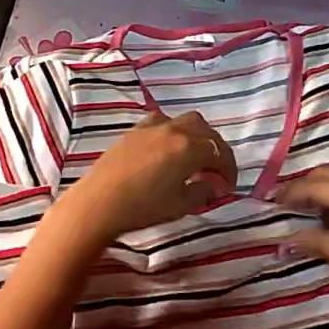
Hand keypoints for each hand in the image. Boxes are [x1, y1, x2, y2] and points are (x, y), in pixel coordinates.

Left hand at [53, 112, 236, 244]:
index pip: (220, 153)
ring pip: (185, 121)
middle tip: (215, 171)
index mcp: (190, 148)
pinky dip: (174, 131)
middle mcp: (174, 130)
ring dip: (196, 136)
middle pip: (206, 131)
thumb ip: (202, 191)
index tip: (228, 187)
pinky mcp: (133, 131)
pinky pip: (162, 122)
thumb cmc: (143, 207)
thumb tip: (213, 185)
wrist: (99, 202)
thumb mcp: (180, 205)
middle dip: (216, 150)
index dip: (229, 170)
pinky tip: (167, 148)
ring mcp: (152, 127)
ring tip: (193, 157)